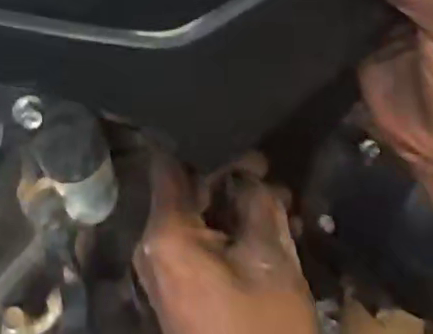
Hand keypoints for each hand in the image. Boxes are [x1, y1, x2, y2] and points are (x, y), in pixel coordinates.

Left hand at [134, 151, 316, 333]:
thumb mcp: (270, 264)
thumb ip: (259, 205)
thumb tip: (253, 175)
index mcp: (165, 233)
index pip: (170, 163)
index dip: (207, 147)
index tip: (245, 143)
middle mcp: (153, 245)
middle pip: (184, 189)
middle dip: (229, 178)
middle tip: (271, 173)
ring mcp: (164, 270)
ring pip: (196, 217)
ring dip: (234, 207)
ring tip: (279, 201)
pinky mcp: (180, 289)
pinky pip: (199, 244)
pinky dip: (228, 233)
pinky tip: (268, 231)